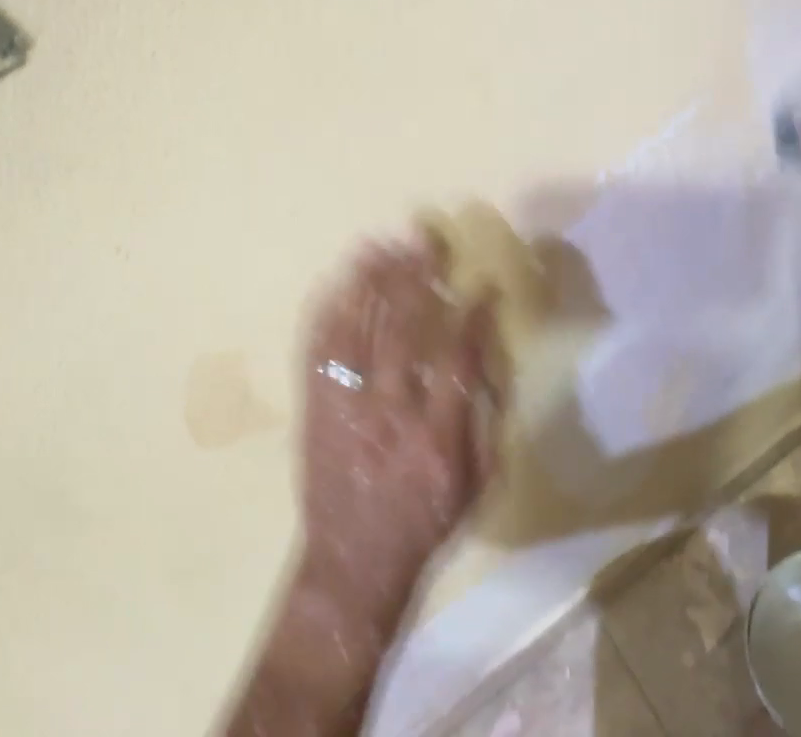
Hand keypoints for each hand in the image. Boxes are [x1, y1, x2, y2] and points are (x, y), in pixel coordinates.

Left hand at [297, 238, 503, 614]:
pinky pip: (318, 353)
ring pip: (356, 333)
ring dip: (370, 284)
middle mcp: (388, 414)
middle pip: (401, 332)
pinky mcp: (314, 410)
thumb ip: (484, 418)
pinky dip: (328, 313)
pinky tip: (340, 282)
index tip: (482, 284)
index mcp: (436, 435)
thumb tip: (486, 359)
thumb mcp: (477, 482)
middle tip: (426, 240)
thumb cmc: (426, 521)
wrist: (353, 561)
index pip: (456, 357)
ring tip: (384, 244)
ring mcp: (344, 410)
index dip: (471, 315)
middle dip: (415, 279)